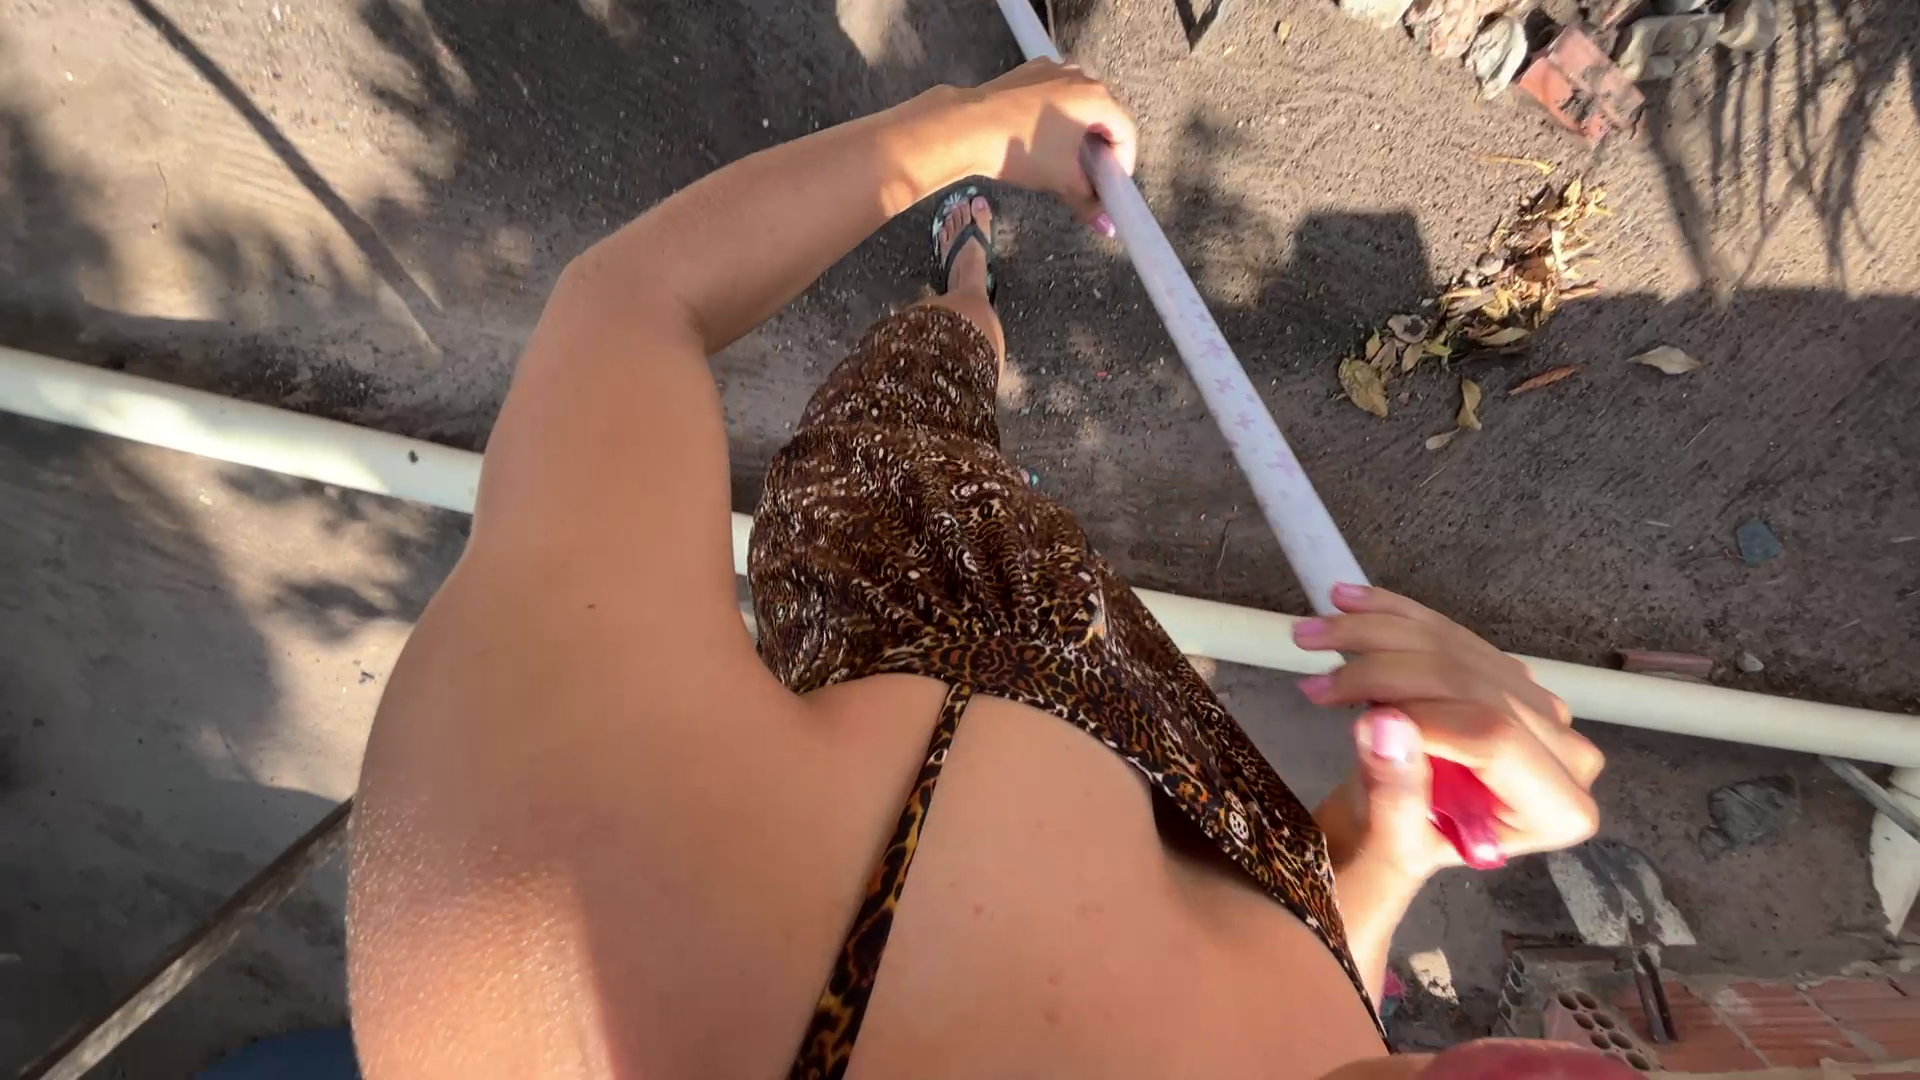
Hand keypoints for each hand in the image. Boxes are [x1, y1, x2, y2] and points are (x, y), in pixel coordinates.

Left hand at [967, 59, 1137, 227]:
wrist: (968, 127)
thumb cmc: (1020, 148)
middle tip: (1092, 180)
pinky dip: (1059, 120)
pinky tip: (1043, 143)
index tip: (1112, 188)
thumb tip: (1106, 226)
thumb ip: (1088, 202)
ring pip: (1080, 106)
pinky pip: (1056, 98)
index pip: (1126, 132)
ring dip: (1081, 135)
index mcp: (1096, 97)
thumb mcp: (1060, 180)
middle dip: (1102, 150)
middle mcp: (1080, 76)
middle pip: (1105, 116)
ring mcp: (1054, 71)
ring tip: (1067, 164)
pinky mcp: (1030, 74)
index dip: (1124, 164)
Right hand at [1295, 584, 1603, 880]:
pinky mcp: (1502, 677)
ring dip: (1372, 630)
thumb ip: (1395, 791)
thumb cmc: (1393, 848)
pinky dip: (1388, 613)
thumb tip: (1384, 724)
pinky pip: (1446, 631)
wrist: (1388, 829)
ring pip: (1452, 646)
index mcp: (1557, 808)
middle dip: (1378, 664)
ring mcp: (1537, 707)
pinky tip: (1345, 600)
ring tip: (1309, 632)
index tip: (1344, 711)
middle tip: (1308, 659)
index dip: (1418, 715)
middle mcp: (1564, 750)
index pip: (1493, 739)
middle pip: (1469, 682)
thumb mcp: (1389, 841)